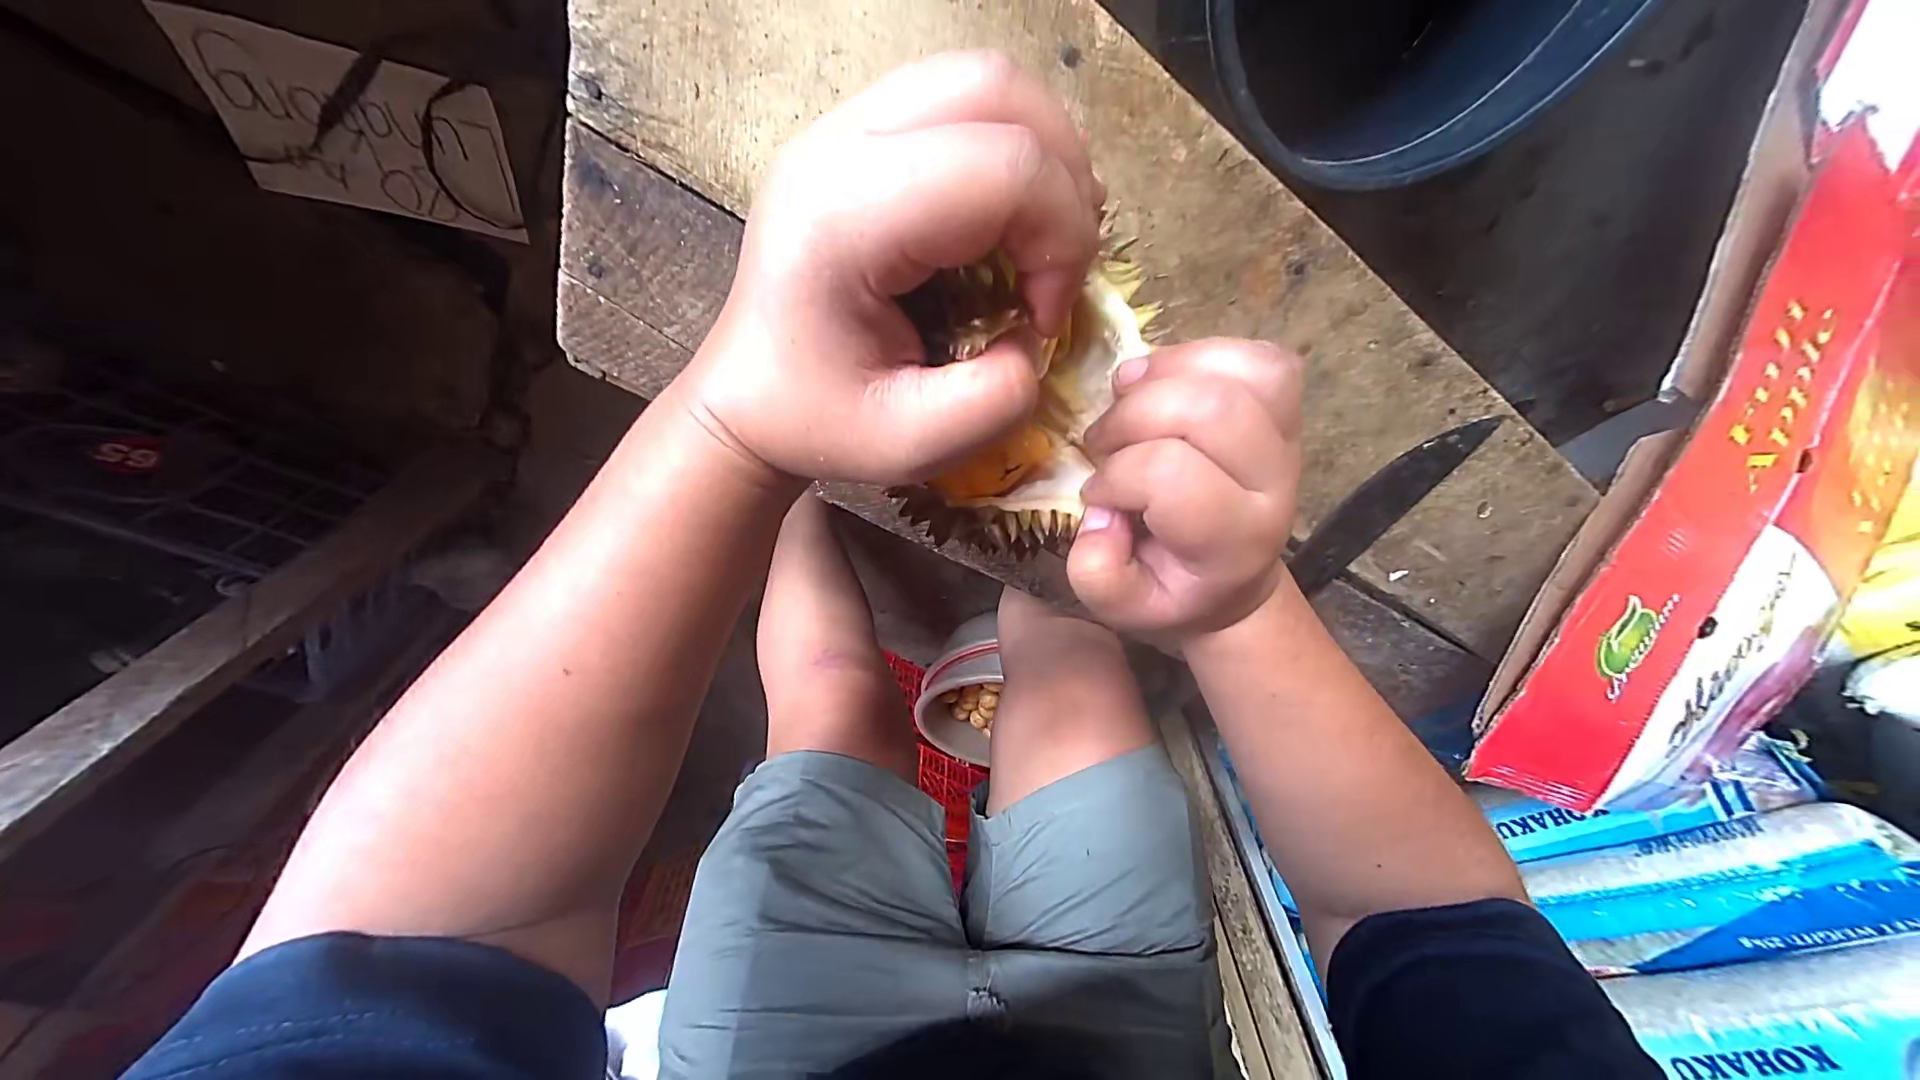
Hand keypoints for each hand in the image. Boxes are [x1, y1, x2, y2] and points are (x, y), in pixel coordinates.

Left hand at [667, 52, 1103, 488]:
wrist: (747, 398)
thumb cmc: (818, 423)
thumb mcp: (913, 444)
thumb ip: (997, 398)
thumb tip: (1038, 333)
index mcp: (845, 219)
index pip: (1002, 168)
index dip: (1060, 239)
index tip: (1044, 315)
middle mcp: (835, 148)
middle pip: (996, 90)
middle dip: (1062, 179)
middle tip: (1062, 262)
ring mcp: (837, 131)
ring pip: (981, 82)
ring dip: (1040, 155)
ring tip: (1044, 237)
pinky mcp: (850, 138)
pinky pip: (956, 106)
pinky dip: (1006, 154)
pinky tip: (1005, 220)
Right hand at [1068, 339, 1302, 648]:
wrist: (1227, 579)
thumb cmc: (1169, 590)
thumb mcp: (1122, 608)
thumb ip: (1097, 574)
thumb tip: (1097, 509)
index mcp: (1232, 541)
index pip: (1171, 476)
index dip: (1116, 476)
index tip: (1096, 494)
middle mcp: (1274, 485)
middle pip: (1211, 409)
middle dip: (1133, 416)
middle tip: (1103, 444)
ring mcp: (1288, 440)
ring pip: (1243, 371)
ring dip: (1166, 374)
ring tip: (1127, 399)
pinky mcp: (1285, 409)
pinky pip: (1255, 355)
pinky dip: (1195, 355)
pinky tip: (1157, 381)